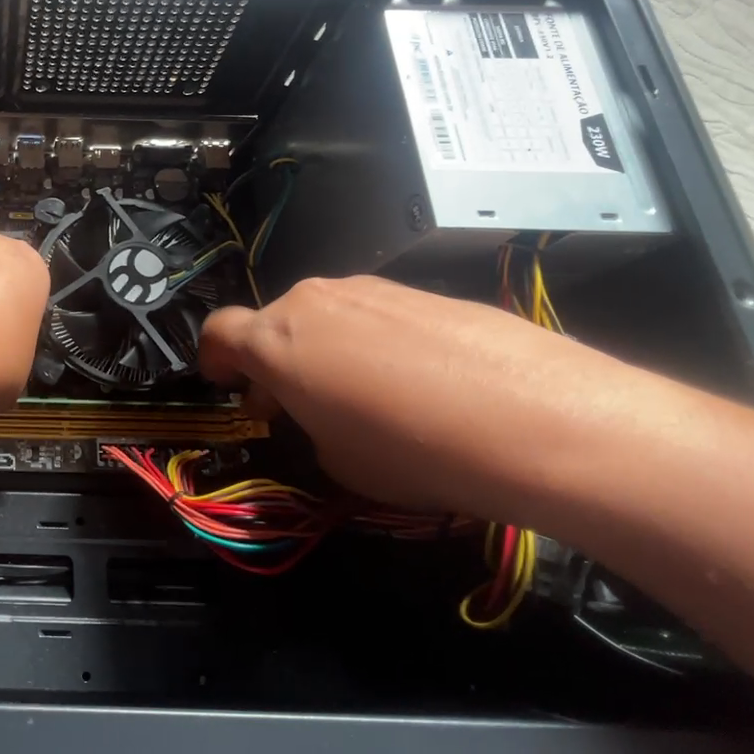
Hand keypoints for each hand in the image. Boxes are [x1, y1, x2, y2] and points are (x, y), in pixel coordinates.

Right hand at [199, 275, 703, 524]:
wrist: (540, 418)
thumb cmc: (415, 450)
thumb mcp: (340, 464)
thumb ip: (310, 427)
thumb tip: (321, 414)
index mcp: (275, 342)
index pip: (217, 332)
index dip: (214, 359)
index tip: (228, 385)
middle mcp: (312, 302)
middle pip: (274, 323)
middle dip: (276, 361)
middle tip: (300, 406)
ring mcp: (371, 289)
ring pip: (327, 316)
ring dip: (326, 350)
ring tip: (369, 397)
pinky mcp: (422, 291)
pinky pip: (376, 315)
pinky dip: (377, 343)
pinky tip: (421, 384)